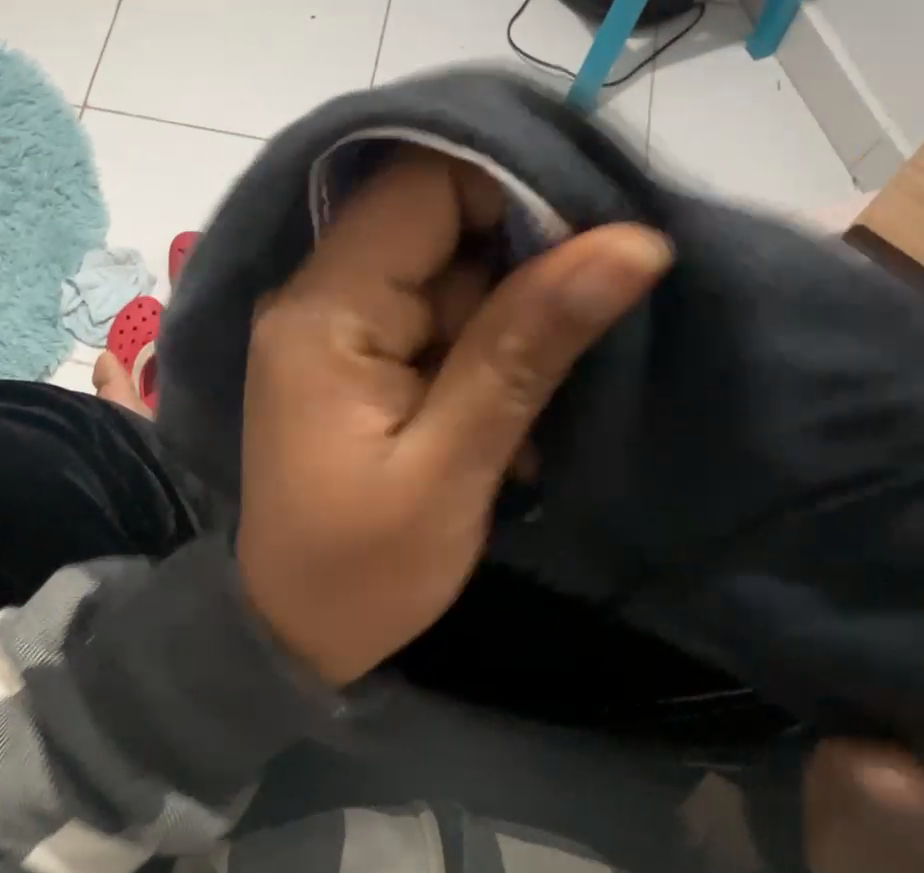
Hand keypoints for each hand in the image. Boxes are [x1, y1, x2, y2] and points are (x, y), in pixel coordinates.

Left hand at [235, 151, 670, 685]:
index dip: (514, 193)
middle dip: (519, 275)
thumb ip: (524, 349)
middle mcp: (314, 304)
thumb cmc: (361, 572)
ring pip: (445, 281)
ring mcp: (329, 337)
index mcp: (322, 313)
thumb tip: (630, 241)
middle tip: (571, 349)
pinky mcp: (348, 371)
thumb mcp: (451, 467)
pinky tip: (501, 432)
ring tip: (527, 420)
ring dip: (505, 334)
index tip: (594, 247)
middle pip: (437, 228)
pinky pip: (428, 328)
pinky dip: (476, 364)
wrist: (293, 635)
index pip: (422, 186)